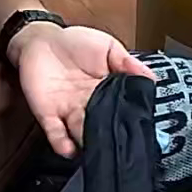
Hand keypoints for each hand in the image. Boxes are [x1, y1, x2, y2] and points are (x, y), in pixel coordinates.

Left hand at [9, 20, 153, 157]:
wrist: (40, 39)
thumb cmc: (74, 43)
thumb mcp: (107, 46)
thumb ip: (127, 62)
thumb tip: (151, 78)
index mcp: (106, 91)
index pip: (121, 110)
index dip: (130, 121)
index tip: (140, 130)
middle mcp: (89, 106)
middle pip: (103, 127)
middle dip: (111, 138)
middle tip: (123, 148)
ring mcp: (69, 112)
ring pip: (82, 134)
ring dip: (90, 144)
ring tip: (100, 152)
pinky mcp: (48, 114)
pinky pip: (56, 133)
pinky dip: (62, 144)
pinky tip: (70, 151)